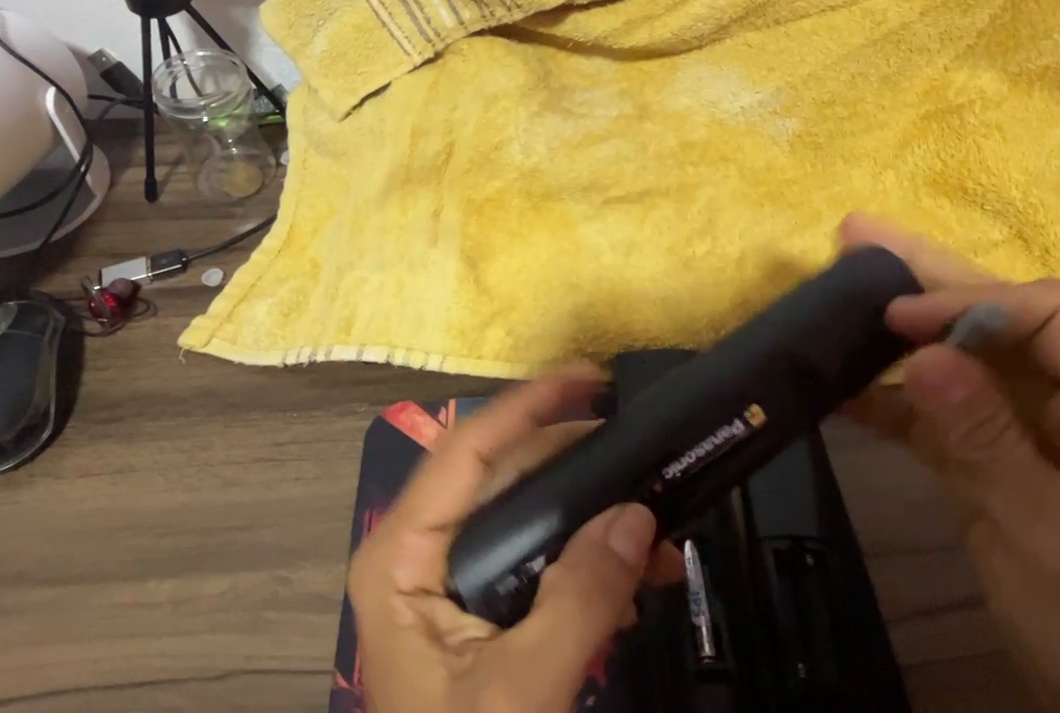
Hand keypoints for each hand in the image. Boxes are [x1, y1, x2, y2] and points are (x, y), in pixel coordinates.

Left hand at [347, 370, 681, 712]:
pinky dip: (591, 563)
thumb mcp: (521, 686)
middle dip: (578, 467)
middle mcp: (423, 553)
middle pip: (504, 477)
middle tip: (640, 454)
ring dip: (595, 518)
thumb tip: (635, 514)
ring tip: (657, 529)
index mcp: (402, 557)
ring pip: (530, 518)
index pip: (465, 452)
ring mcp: (454, 581)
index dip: (526, 406)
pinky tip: (636, 576)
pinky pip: (542, 561)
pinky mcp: (485, 611)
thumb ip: (580, 600)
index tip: (585, 378)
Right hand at [841, 215, 1059, 712]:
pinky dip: (890, 403)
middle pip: (1002, 325)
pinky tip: (840, 387)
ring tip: (840, 289)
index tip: (898, 315)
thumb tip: (923, 353)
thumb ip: (987, 442)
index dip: (972, 302)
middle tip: (858, 236)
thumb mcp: (1054, 539)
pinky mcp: (991, 475)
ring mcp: (1030, 443)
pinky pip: (938, 421)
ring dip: (901, 333)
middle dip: (932, 279)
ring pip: (963, 366)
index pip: (1051, 320)